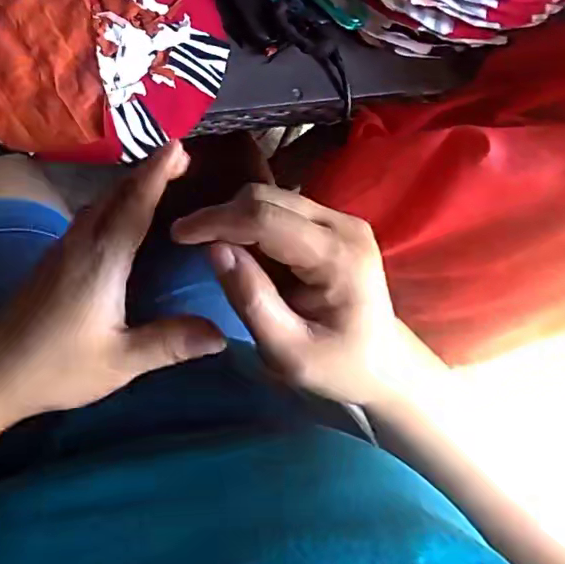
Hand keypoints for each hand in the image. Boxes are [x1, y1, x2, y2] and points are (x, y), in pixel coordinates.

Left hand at [0, 142, 227, 427]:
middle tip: (180, 157)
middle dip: (149, 169)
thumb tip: (221, 334)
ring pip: (102, 200)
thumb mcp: (120, 361)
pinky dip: (115, 200)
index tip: (178, 145)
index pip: (136, 202)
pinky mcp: (55, 256)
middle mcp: (83, 240)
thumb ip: (170, 342)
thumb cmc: (56, 365)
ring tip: (158, 178)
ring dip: (130, 183)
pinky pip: (92, 213)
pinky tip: (122, 214)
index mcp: (104, 257)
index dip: (158, 171)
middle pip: (118, 192)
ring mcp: (65, 245)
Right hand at [172, 184, 442, 407]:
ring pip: (271, 196)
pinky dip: (252, 220)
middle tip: (190, 243)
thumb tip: (213, 250)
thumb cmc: (339, 367)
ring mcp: (341, 218)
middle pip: (267, 197)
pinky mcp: (332, 221)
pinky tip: (240, 246)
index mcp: (339, 256)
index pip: (265, 218)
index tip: (178, 234)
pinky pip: (281, 206)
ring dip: (236, 216)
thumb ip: (252, 300)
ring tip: (212, 246)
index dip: (217, 220)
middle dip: (223, 215)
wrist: (386, 364)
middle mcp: (343, 224)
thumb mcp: (289, 353)